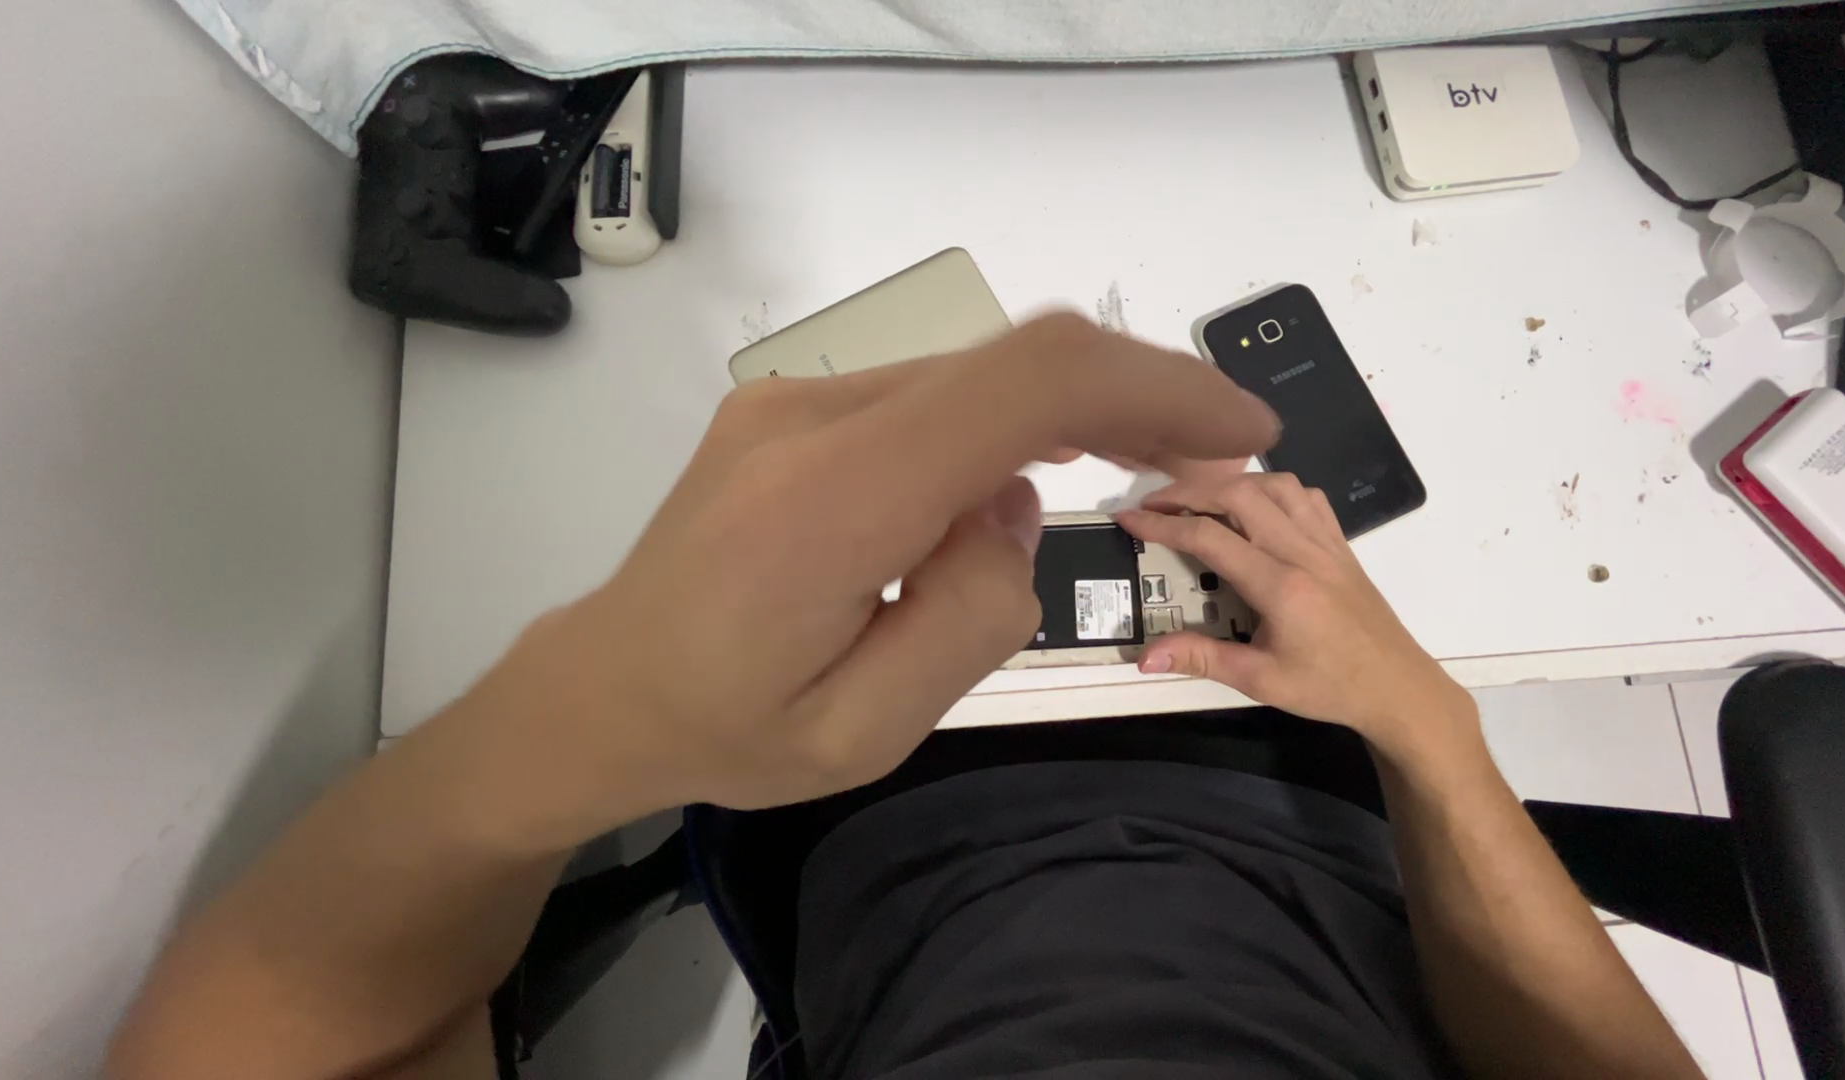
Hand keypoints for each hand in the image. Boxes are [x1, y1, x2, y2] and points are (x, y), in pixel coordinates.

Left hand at [430, 314, 1279, 847]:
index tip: (1238, 430)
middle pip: (1010, 365)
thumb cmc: (730, 730)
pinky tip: (1019, 480)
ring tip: (1129, 471)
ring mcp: (794, 400)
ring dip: (1065, 419)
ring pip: (972, 382)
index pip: (1021, 388)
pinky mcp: (792, 408)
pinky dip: (1001, 428)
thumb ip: (971, 612)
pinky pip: (926, 400)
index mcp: (830, 504)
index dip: (1153, 387)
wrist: (606, 687)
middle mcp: (810, 419)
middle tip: (1206, 458)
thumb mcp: (870, 728)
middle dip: (1132, 399)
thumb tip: (1010, 503)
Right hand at [1115, 472, 1475, 757]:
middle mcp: (1304, 552)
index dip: (1162, 524)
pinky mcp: (1341, 545)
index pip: (1209, 537)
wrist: (1400, 689)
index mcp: (1280, 585)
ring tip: (1199, 501)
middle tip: (1154, 505)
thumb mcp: (1260, 680)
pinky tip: (1255, 508)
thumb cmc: (1329, 687)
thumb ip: (1201, 659)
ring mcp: (1327, 543)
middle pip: (1239, 495)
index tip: (1128, 519)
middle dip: (1188, 492)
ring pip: (1275, 485)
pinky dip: (1272, 489)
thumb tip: (1145, 658)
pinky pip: (1305, 497)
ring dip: (1230, 484)